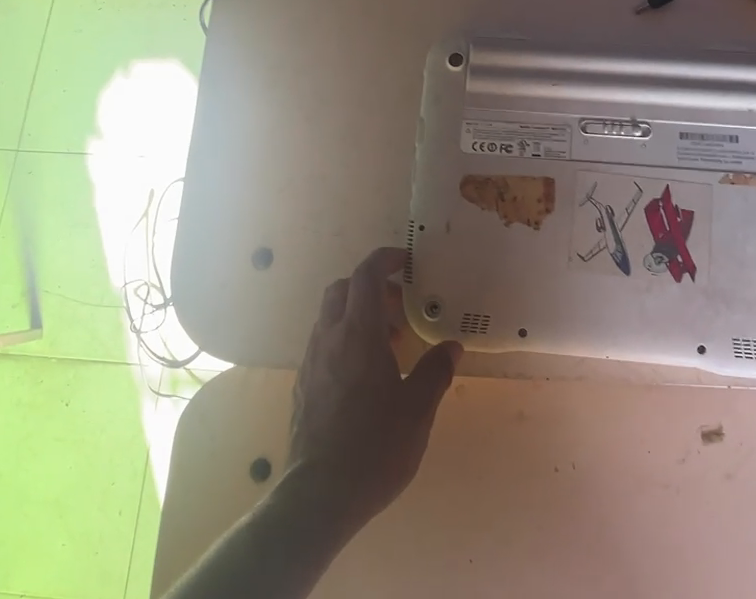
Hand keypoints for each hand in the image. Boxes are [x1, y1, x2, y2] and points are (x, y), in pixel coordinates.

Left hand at [286, 247, 460, 534]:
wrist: (320, 494)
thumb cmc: (376, 446)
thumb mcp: (417, 409)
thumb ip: (435, 372)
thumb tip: (452, 347)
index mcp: (358, 334)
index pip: (365, 276)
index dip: (384, 260)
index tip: (405, 261)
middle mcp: (329, 339)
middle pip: (341, 289)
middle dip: (370, 286)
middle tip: (400, 306)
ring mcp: (311, 362)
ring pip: (330, 317)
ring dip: (357, 315)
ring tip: (389, 344)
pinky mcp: (303, 385)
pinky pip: (324, 344)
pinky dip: (345, 340)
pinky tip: (366, 374)